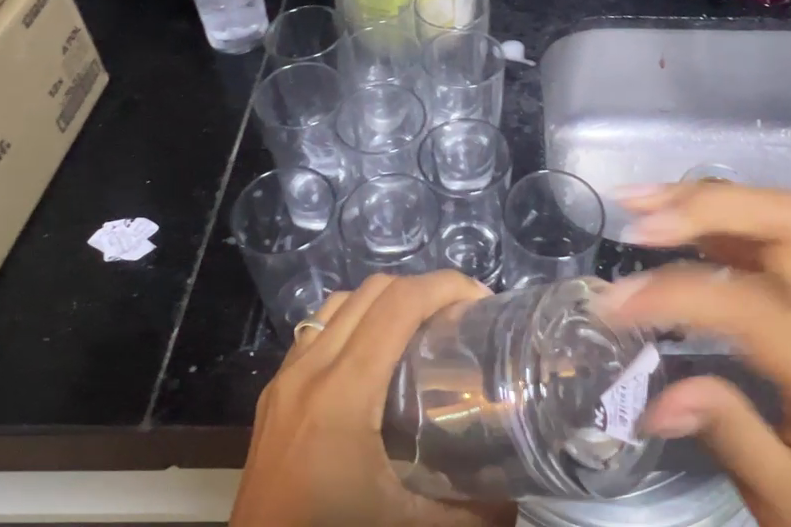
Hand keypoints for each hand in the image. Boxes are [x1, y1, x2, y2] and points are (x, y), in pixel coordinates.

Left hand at [229, 272, 516, 526]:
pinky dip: (353, 321)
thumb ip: (472, 512)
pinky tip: (376, 357)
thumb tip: (516, 493)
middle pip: (373, 291)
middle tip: (462, 315)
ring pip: (341, 303)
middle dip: (424, 288)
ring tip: (423, 328)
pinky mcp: (273, 391)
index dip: (445, 286)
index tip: (482, 302)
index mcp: (342, 392)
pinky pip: (317, 329)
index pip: (399, 304)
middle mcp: (310, 369)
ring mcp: (285, 377)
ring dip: (386, 300)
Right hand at [601, 184, 790, 526]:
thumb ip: (735, 441)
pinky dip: (718, 221)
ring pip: (781, 218)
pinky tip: (674, 226)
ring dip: (710, 201)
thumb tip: (659, 400)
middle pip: (790, 224)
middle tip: (641, 219)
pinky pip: (770, 242)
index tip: (616, 305)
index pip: (753, 307)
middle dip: (712, 206)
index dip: (680, 293)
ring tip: (641, 203)